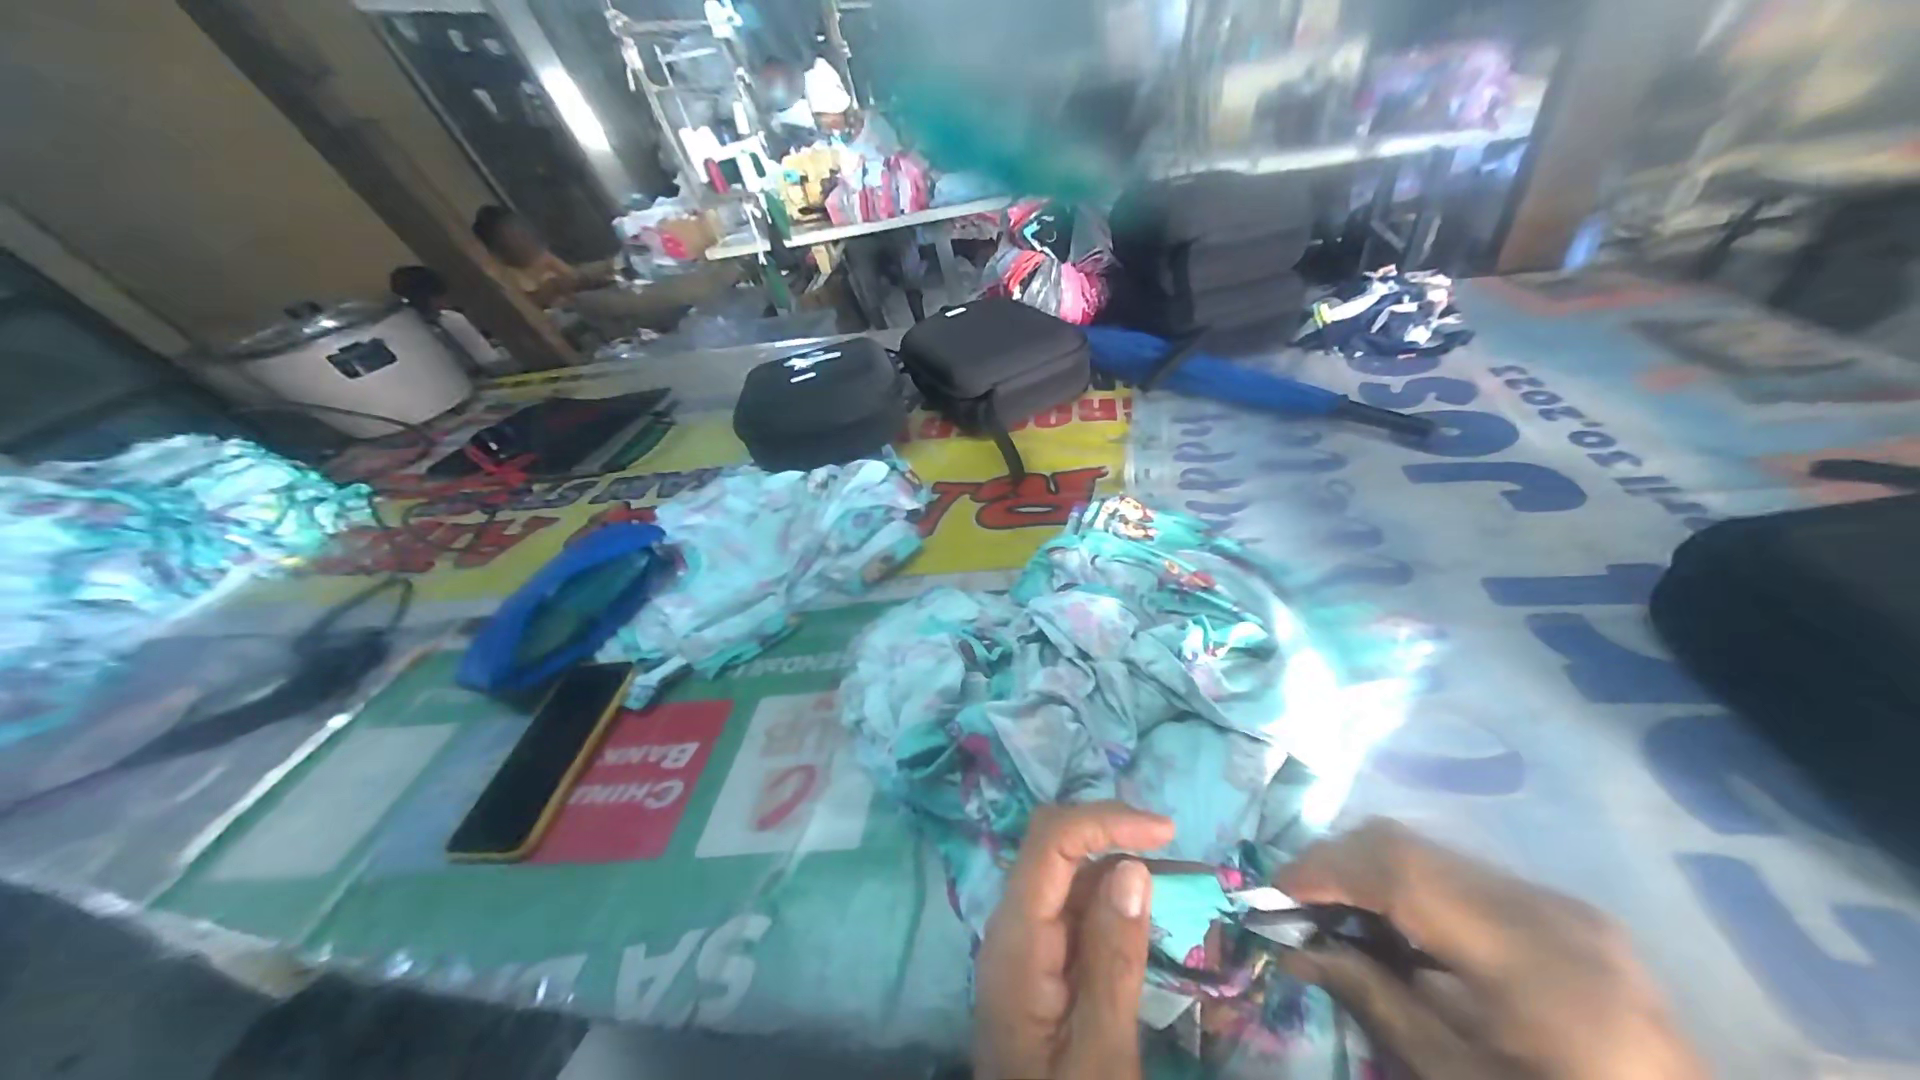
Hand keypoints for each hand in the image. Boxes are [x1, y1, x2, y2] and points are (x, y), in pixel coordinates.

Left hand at [974, 802, 1175, 1079]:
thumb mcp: (1100, 1051)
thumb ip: (1113, 957)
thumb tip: (1131, 867)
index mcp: (1016, 939)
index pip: (1049, 843)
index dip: (1104, 820)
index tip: (1165, 831)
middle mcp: (1011, 924)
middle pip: (1054, 847)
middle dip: (1115, 835)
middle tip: (1178, 853)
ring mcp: (1023, 939)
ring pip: (1068, 874)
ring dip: (1120, 865)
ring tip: (1182, 878)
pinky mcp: (1038, 957)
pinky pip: (1073, 908)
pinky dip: (1113, 899)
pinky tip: (1150, 912)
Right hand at [1276, 819, 1707, 1079]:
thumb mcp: (1456, 1078)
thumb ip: (1372, 999)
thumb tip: (1294, 948)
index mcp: (1528, 957)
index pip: (1398, 871)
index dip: (1323, 869)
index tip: (1272, 892)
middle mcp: (1544, 906)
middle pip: (1405, 845)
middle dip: (1333, 861)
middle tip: (1294, 901)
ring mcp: (1557, 901)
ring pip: (1425, 847)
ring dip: (1364, 866)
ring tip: (1333, 909)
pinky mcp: (1560, 907)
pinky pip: (1455, 870)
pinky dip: (1403, 880)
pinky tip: (1391, 920)